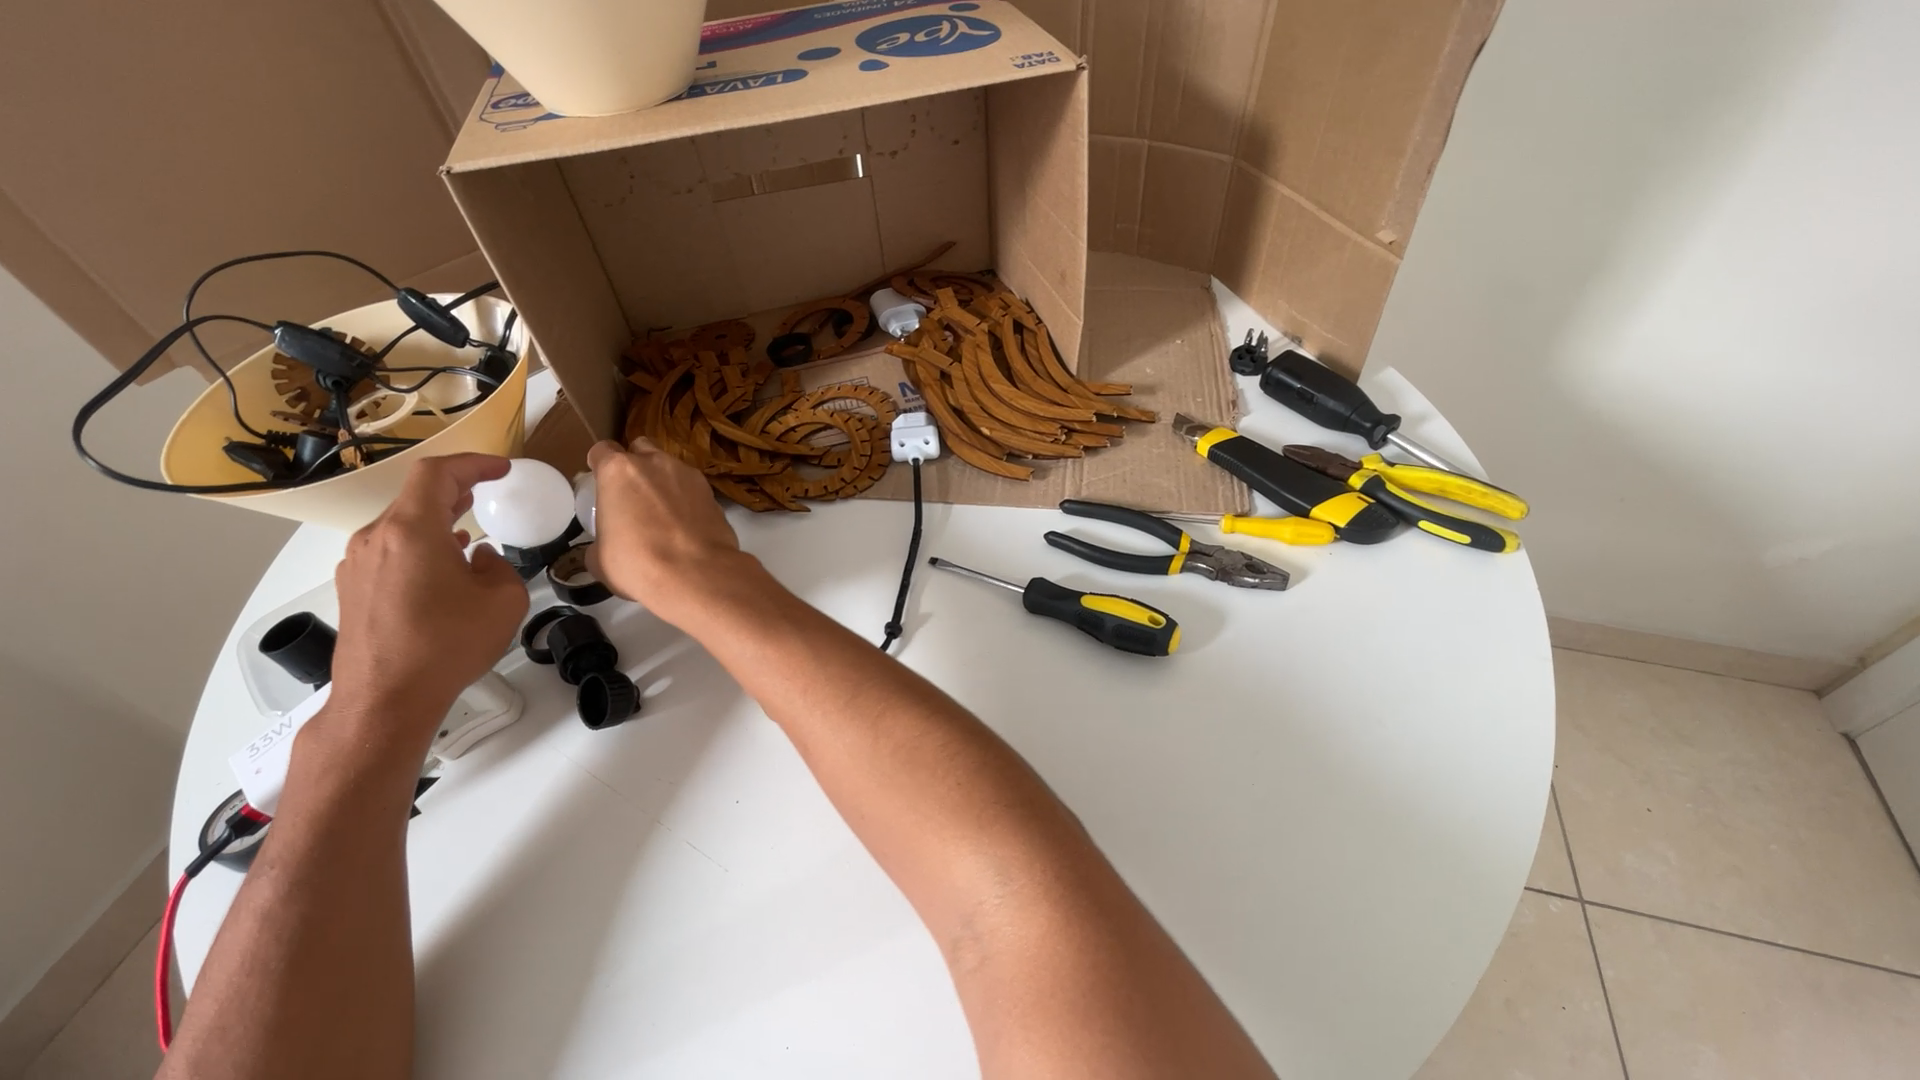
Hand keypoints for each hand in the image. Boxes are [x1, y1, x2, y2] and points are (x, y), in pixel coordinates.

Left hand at [327, 454, 529, 743]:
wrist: (386, 698)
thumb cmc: (446, 645)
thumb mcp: (503, 600)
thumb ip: (500, 566)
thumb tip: (480, 559)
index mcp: (411, 531)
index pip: (437, 474)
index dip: (472, 464)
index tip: (500, 468)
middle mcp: (375, 539)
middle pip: (415, 498)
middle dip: (455, 492)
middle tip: (485, 494)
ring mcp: (358, 565)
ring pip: (400, 527)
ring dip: (436, 523)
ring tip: (466, 536)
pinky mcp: (353, 591)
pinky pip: (389, 553)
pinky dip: (419, 549)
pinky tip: (440, 572)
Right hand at [585, 438, 750, 622]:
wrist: (696, 574)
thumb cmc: (638, 563)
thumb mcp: (599, 558)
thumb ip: (599, 540)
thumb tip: (605, 546)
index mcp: (619, 470)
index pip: (602, 450)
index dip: (599, 464)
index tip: (600, 480)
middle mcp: (655, 462)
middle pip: (640, 450)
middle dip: (635, 465)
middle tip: (633, 494)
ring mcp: (688, 475)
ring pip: (670, 467)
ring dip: (663, 482)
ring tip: (663, 512)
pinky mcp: (712, 493)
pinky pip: (692, 489)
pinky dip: (686, 499)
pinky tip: (686, 524)